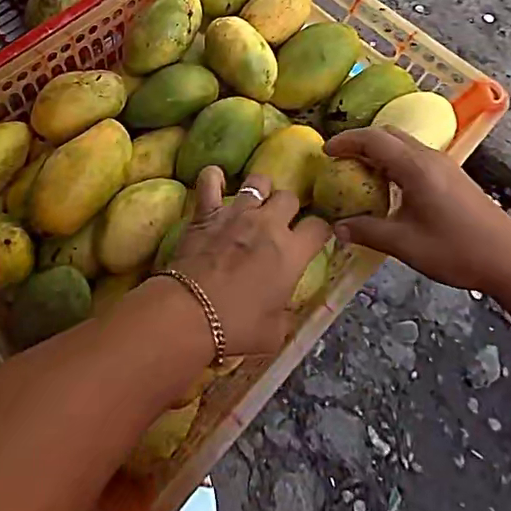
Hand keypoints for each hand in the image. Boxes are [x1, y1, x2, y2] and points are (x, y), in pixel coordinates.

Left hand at [165, 165, 332, 355]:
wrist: (190, 312)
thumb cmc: (237, 326)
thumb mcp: (275, 332)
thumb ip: (286, 314)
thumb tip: (284, 310)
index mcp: (292, 252)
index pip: (319, 227)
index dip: (319, 232)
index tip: (312, 239)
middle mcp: (268, 224)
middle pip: (289, 197)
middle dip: (289, 208)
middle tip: (280, 224)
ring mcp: (236, 213)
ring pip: (258, 181)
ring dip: (260, 190)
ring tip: (255, 202)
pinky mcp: (206, 212)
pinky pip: (210, 181)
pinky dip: (214, 178)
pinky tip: (216, 181)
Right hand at [324, 127, 510, 299]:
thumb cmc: (457, 250)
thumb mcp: (405, 244)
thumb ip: (368, 232)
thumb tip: (338, 228)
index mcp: (416, 167)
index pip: (373, 139)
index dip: (346, 141)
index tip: (326, 152)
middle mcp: (430, 158)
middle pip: (389, 134)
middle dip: (360, 142)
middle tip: (340, 161)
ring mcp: (445, 166)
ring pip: (404, 144)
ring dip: (379, 151)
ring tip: (359, 173)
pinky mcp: (453, 178)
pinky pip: (415, 157)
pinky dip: (394, 162)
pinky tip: (390, 187)